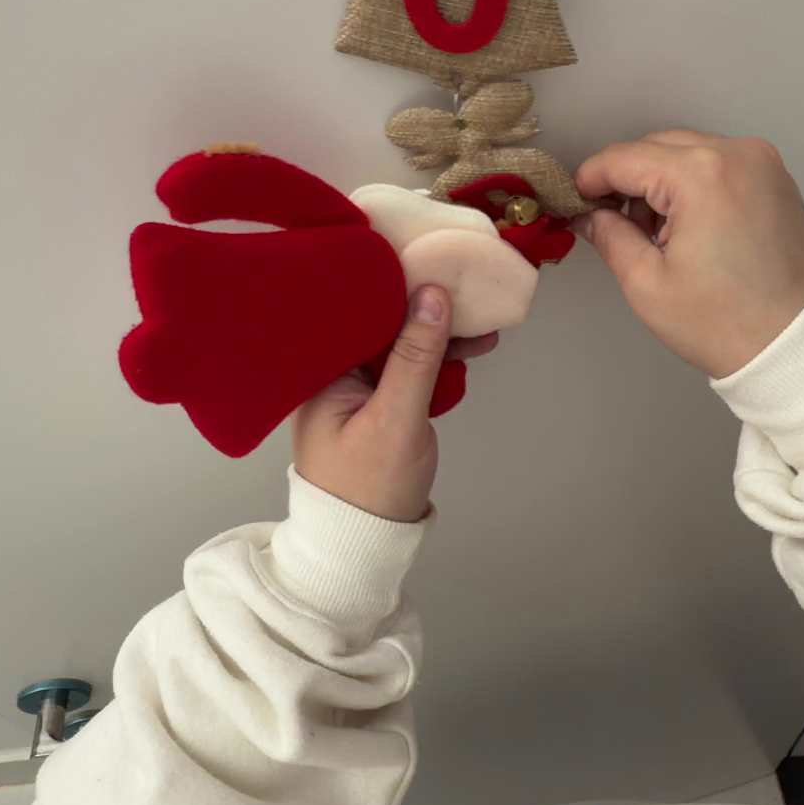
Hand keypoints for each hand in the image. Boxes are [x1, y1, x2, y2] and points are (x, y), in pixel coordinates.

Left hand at [292, 286, 497, 522]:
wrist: (366, 544)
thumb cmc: (368, 490)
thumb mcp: (396, 418)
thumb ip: (415, 356)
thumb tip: (432, 295)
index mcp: (320, 370)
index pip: (355, 310)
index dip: (393, 282)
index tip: (431, 260)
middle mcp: (335, 371)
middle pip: (383, 321)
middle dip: (426, 304)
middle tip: (466, 286)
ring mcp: (361, 385)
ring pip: (404, 342)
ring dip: (442, 331)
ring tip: (483, 320)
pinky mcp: (384, 399)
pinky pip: (414, 365)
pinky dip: (442, 356)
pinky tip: (473, 345)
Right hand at [575, 131, 803, 378]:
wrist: (800, 343)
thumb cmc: (726, 323)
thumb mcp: (647, 284)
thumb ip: (609, 237)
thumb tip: (590, 216)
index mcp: (701, 175)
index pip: (624, 158)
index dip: (590, 178)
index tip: (573, 201)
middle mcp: (735, 154)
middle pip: (655, 147)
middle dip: (625, 180)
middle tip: (607, 222)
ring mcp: (761, 162)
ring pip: (686, 151)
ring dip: (658, 181)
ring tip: (653, 234)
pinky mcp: (775, 177)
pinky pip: (717, 163)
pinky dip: (691, 183)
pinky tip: (685, 225)